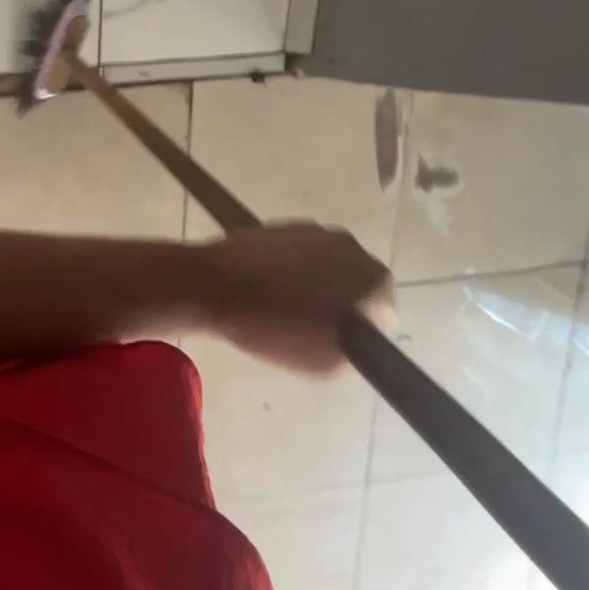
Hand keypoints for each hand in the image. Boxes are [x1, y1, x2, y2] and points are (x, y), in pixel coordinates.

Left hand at [201, 223, 393, 374]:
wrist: (209, 286)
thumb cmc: (273, 326)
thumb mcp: (328, 363)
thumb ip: (355, 352)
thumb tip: (353, 340)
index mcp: (374, 277)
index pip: (380, 310)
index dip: (358, 330)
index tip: (333, 340)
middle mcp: (350, 245)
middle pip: (351, 282)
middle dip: (335, 302)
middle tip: (304, 325)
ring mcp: (310, 230)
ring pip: (320, 266)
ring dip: (308, 284)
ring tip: (277, 306)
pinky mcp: (274, 226)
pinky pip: (289, 255)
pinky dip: (281, 269)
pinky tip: (261, 287)